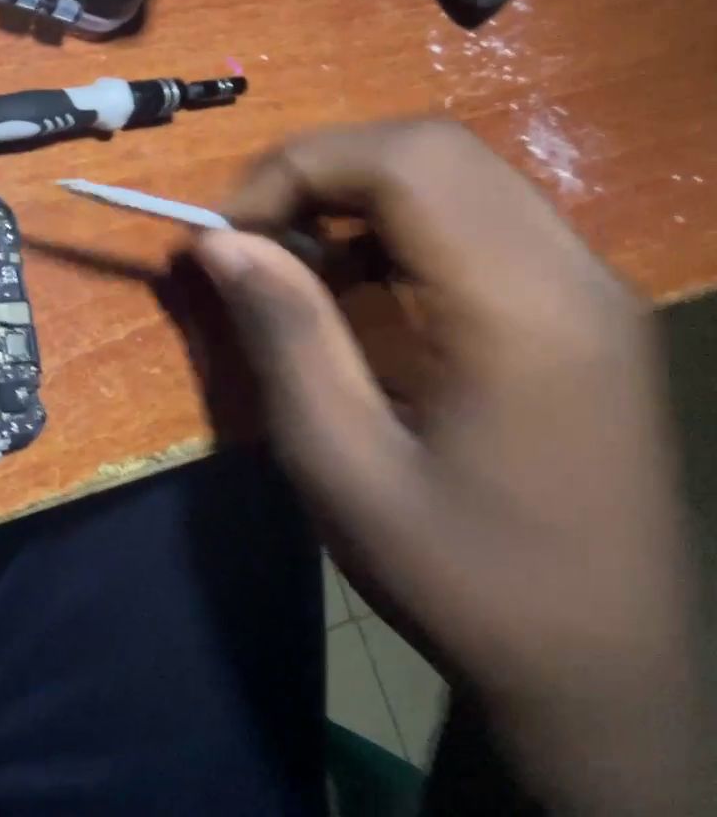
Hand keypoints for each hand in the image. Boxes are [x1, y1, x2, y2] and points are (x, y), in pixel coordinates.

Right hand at [194, 121, 695, 816]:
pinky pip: (474, 224)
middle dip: (314, 174)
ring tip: (285, 269)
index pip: (407, 162)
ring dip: (348, 200)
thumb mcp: (338, 460)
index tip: (224, 237)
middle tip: (244, 244)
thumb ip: (284, 333)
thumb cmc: (458, 571)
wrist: (598, 665)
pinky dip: (389, 232)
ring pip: (456, 177)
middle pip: (434, 150)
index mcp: (521, 310)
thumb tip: (218, 241)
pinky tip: (351, 297)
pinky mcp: (578, 314)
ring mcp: (587, 291)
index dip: (295, 171)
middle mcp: (573, 275)